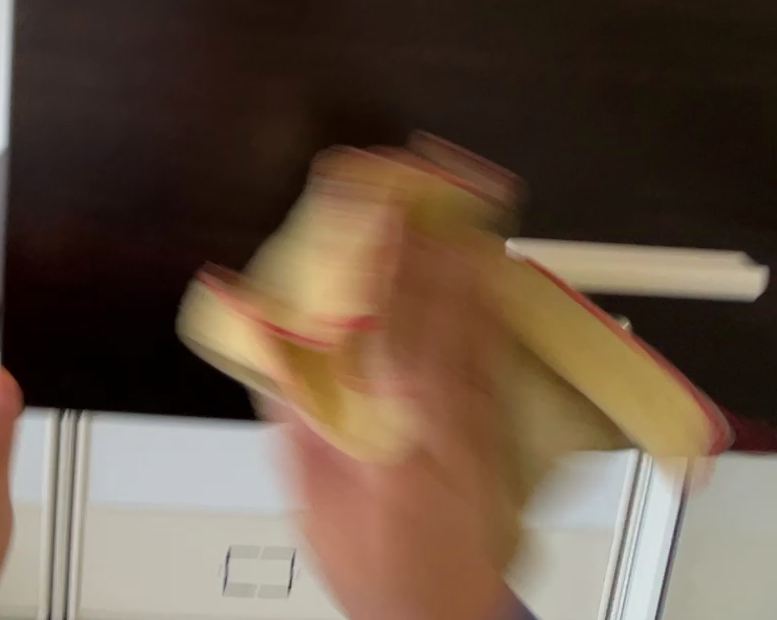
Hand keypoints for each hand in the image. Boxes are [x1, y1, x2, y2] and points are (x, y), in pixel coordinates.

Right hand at [270, 235, 514, 619]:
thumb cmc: (375, 570)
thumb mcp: (313, 503)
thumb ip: (297, 424)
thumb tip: (280, 362)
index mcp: (397, 437)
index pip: (393, 334)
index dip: (386, 272)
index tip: (378, 226)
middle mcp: (448, 426)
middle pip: (444, 322)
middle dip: (430, 256)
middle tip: (419, 206)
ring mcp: (480, 429)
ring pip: (477, 336)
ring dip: (465, 276)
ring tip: (458, 225)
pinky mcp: (496, 436)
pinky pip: (494, 361)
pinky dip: (490, 314)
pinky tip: (487, 286)